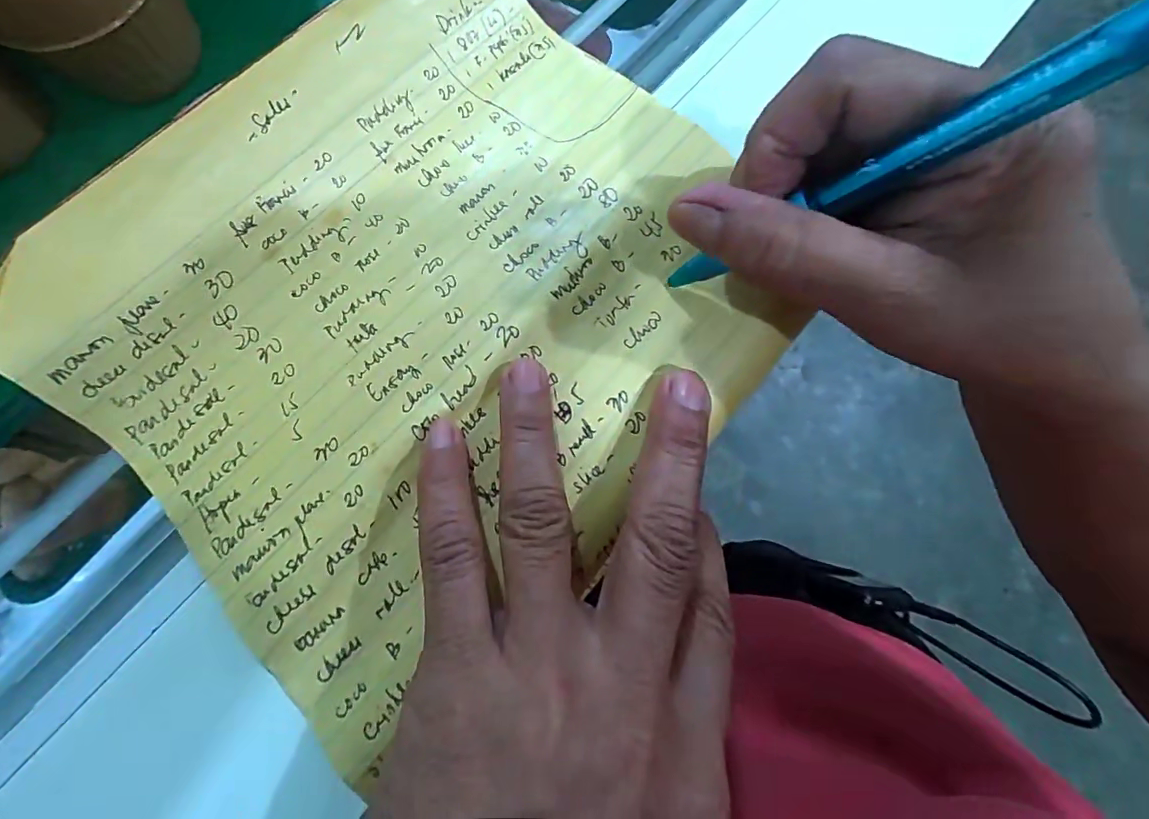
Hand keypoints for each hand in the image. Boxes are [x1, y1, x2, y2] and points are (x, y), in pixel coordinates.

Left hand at [368, 358, 731, 818]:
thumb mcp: (673, 810)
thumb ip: (682, 707)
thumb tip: (676, 604)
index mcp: (683, 725)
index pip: (705, 593)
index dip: (699, 519)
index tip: (683, 463)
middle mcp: (621, 680)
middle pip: (653, 541)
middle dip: (667, 454)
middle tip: (670, 384)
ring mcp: (536, 670)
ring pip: (547, 525)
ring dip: (536, 440)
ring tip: (525, 372)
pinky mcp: (458, 676)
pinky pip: (456, 560)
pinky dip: (451, 492)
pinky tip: (443, 437)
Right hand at [667, 37, 1148, 402]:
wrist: (1061, 375)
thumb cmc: (995, 338)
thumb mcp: (883, 297)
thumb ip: (785, 249)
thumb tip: (684, 209)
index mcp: (994, 115)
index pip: (848, 75)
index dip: (778, 137)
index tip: (751, 217)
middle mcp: (974, 99)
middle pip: (833, 89)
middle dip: (780, 161)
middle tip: (770, 233)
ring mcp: (951, 123)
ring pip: (826, 121)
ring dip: (790, 183)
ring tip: (798, 245)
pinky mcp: (930, 151)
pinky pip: (841, 149)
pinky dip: (808, 194)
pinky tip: (819, 239)